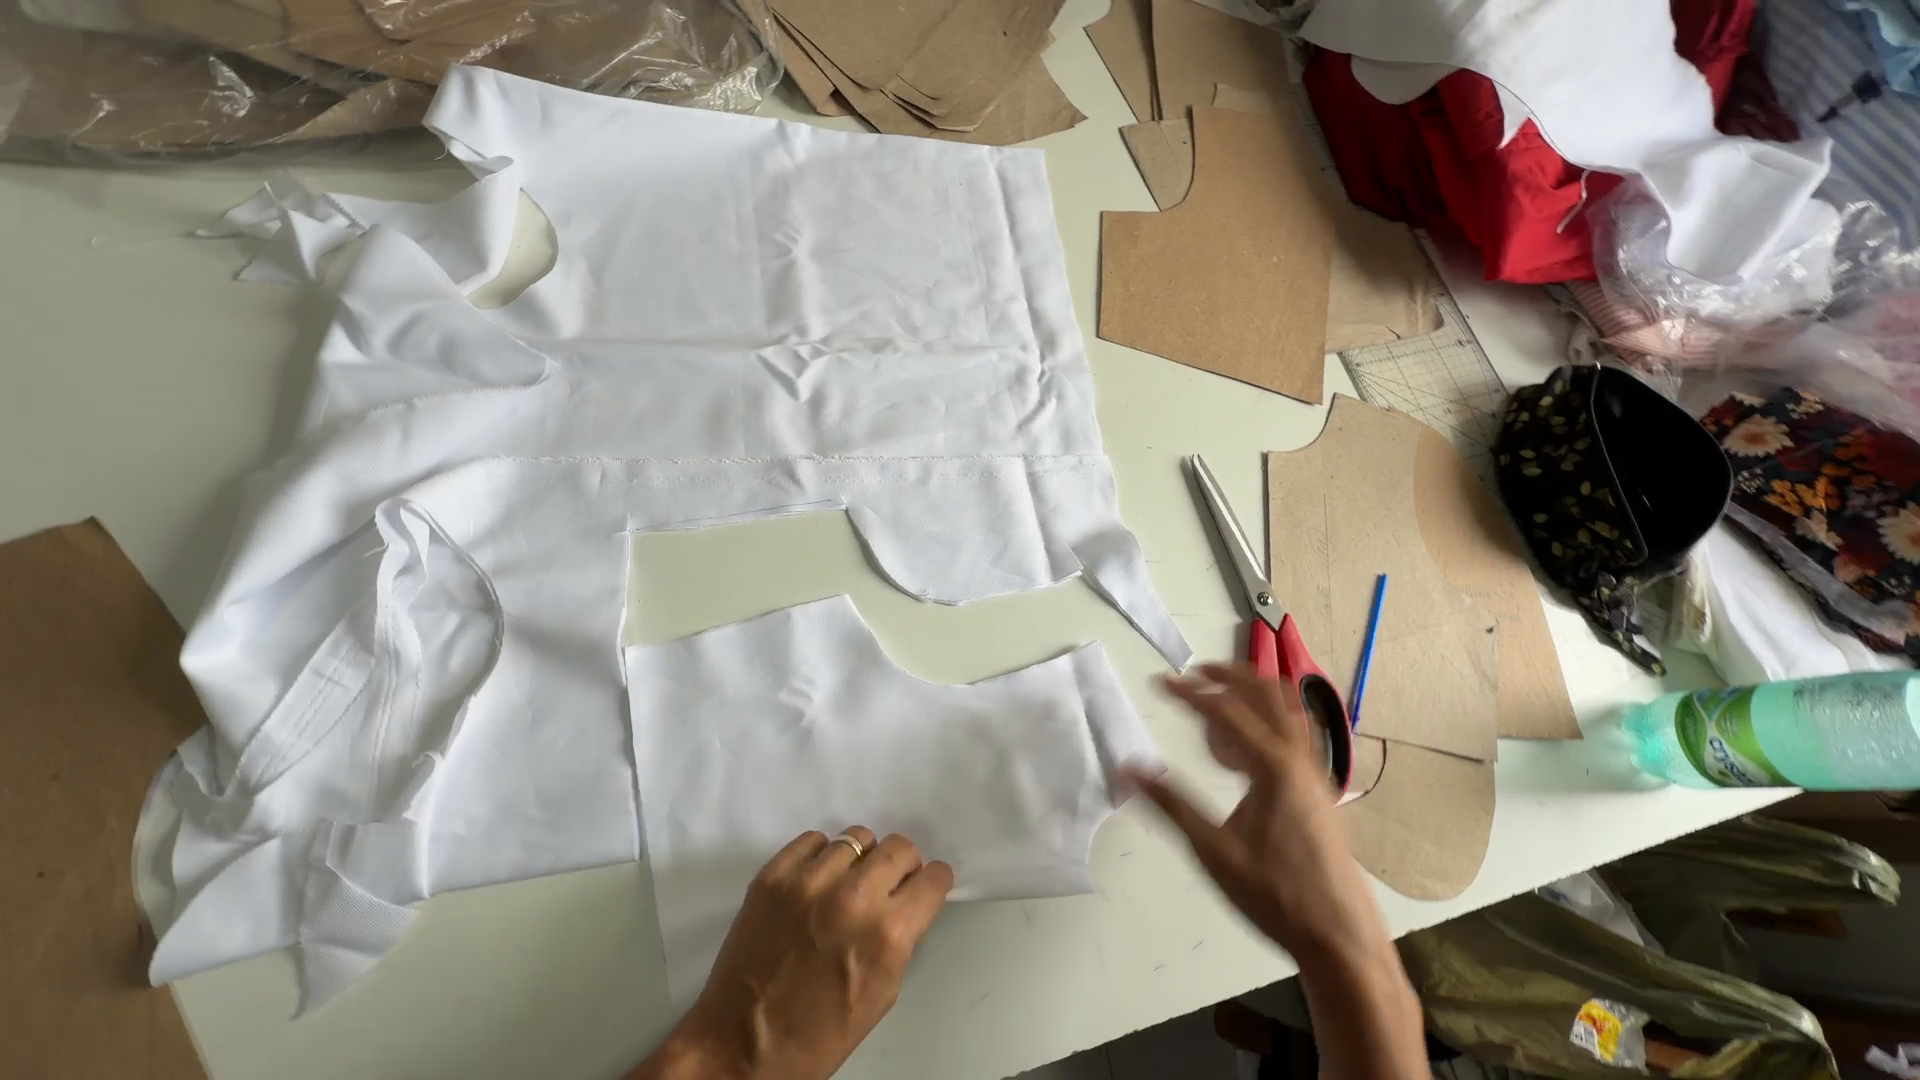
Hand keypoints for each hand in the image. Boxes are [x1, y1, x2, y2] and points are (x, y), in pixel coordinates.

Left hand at [638, 828, 954, 1079]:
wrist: (740, 1045)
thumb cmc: (819, 1034)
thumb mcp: (882, 994)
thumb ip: (901, 939)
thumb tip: (908, 900)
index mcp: (887, 935)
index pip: (932, 878)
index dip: (932, 883)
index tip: (924, 887)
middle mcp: (853, 898)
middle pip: (899, 847)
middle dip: (901, 866)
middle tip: (886, 886)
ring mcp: (808, 882)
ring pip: (856, 838)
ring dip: (859, 860)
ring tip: (845, 886)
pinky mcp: (773, 875)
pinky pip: (813, 840)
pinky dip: (820, 856)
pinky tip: (816, 884)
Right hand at [1125, 664, 1371, 961]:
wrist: (1340, 938)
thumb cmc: (1274, 894)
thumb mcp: (1212, 851)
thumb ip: (1171, 804)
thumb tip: (1128, 767)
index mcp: (1274, 766)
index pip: (1226, 710)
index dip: (1189, 692)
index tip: (1159, 682)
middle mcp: (1300, 759)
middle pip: (1268, 694)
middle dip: (1230, 676)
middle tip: (1195, 672)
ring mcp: (1315, 774)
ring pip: (1288, 711)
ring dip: (1253, 694)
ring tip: (1218, 700)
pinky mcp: (1319, 791)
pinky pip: (1294, 735)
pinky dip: (1266, 721)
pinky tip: (1242, 750)